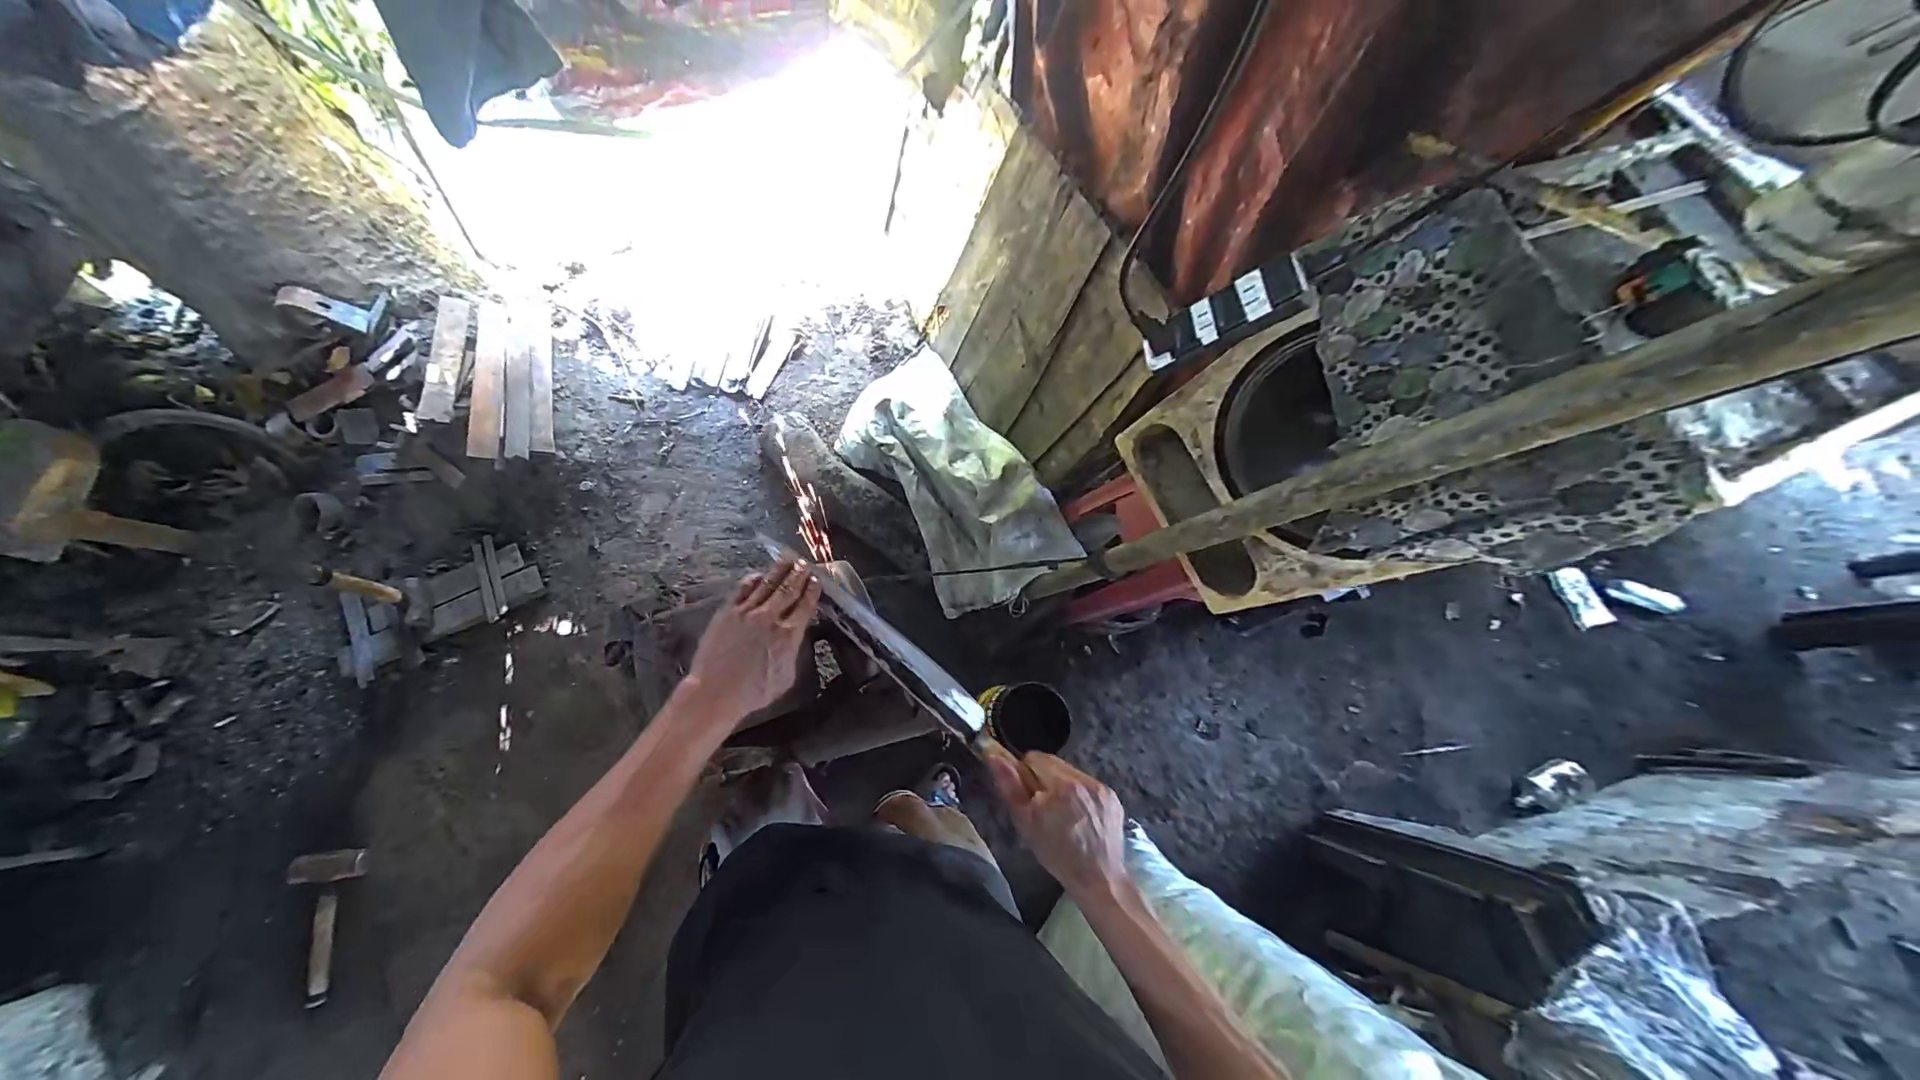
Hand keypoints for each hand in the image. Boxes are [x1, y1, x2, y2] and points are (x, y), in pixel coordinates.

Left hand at [682, 555, 820, 721]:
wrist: (715, 691)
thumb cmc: (753, 692)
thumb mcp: (786, 677)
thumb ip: (792, 653)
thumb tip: (793, 639)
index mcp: (788, 635)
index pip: (805, 605)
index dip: (812, 591)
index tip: (816, 581)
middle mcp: (770, 618)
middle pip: (789, 589)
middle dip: (799, 574)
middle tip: (804, 563)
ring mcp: (747, 612)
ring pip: (768, 584)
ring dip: (780, 570)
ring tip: (787, 559)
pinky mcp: (727, 612)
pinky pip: (743, 589)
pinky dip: (753, 580)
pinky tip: (758, 575)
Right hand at [985, 745, 1127, 899]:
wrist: (1099, 878)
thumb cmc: (1057, 854)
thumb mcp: (1026, 823)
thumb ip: (1010, 786)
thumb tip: (994, 757)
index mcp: (1061, 785)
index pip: (1034, 758)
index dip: (1025, 775)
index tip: (1028, 796)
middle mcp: (1084, 779)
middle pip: (1053, 763)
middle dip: (1044, 779)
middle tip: (1044, 807)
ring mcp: (1101, 787)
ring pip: (1070, 772)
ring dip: (1062, 785)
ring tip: (1063, 813)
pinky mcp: (1112, 796)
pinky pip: (1088, 784)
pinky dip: (1080, 794)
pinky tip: (1080, 816)